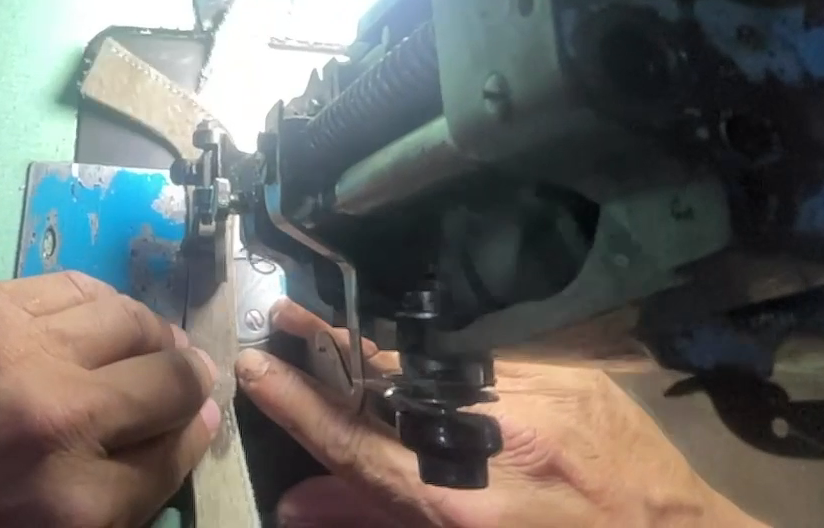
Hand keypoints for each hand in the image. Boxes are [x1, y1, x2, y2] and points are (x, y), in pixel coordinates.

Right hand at [236, 301, 763, 527]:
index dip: (300, 406)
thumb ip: (379, 522)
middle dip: (329, 347)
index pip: (360, 444)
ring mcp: (540, 397)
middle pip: (389, 384)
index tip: (253, 366)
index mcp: (472, 507)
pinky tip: (417, 352)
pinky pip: (484, 355)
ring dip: (374, 346)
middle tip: (284, 317)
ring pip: (430, 360)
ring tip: (330, 325)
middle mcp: (501, 440)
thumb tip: (298, 505)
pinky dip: (440, 358)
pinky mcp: (570, 373)